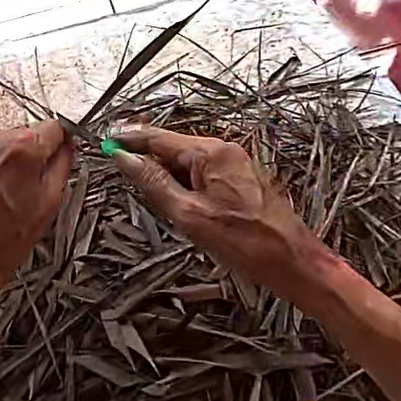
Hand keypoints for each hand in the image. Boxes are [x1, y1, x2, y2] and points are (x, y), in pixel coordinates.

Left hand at [0, 120, 73, 326]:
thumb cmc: (2, 240)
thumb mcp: (50, 201)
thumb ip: (64, 165)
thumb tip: (69, 149)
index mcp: (22, 148)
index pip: (57, 126)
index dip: (67, 140)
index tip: (69, 151)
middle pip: (34, 131)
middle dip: (43, 151)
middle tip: (45, 180)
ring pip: (15, 140)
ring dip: (23, 157)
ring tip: (22, 190)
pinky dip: (5, 164)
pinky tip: (5, 190)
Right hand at [111, 126, 330, 299]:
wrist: (294, 262)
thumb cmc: (246, 243)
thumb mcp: (189, 215)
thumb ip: (154, 183)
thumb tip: (125, 159)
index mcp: (211, 152)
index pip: (158, 137)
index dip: (129, 140)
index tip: (106, 143)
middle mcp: (224, 149)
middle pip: (172, 148)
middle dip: (149, 163)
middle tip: (127, 180)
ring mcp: (234, 162)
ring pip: (186, 162)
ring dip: (167, 178)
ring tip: (161, 206)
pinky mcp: (239, 177)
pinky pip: (202, 173)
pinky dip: (185, 185)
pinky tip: (182, 207)